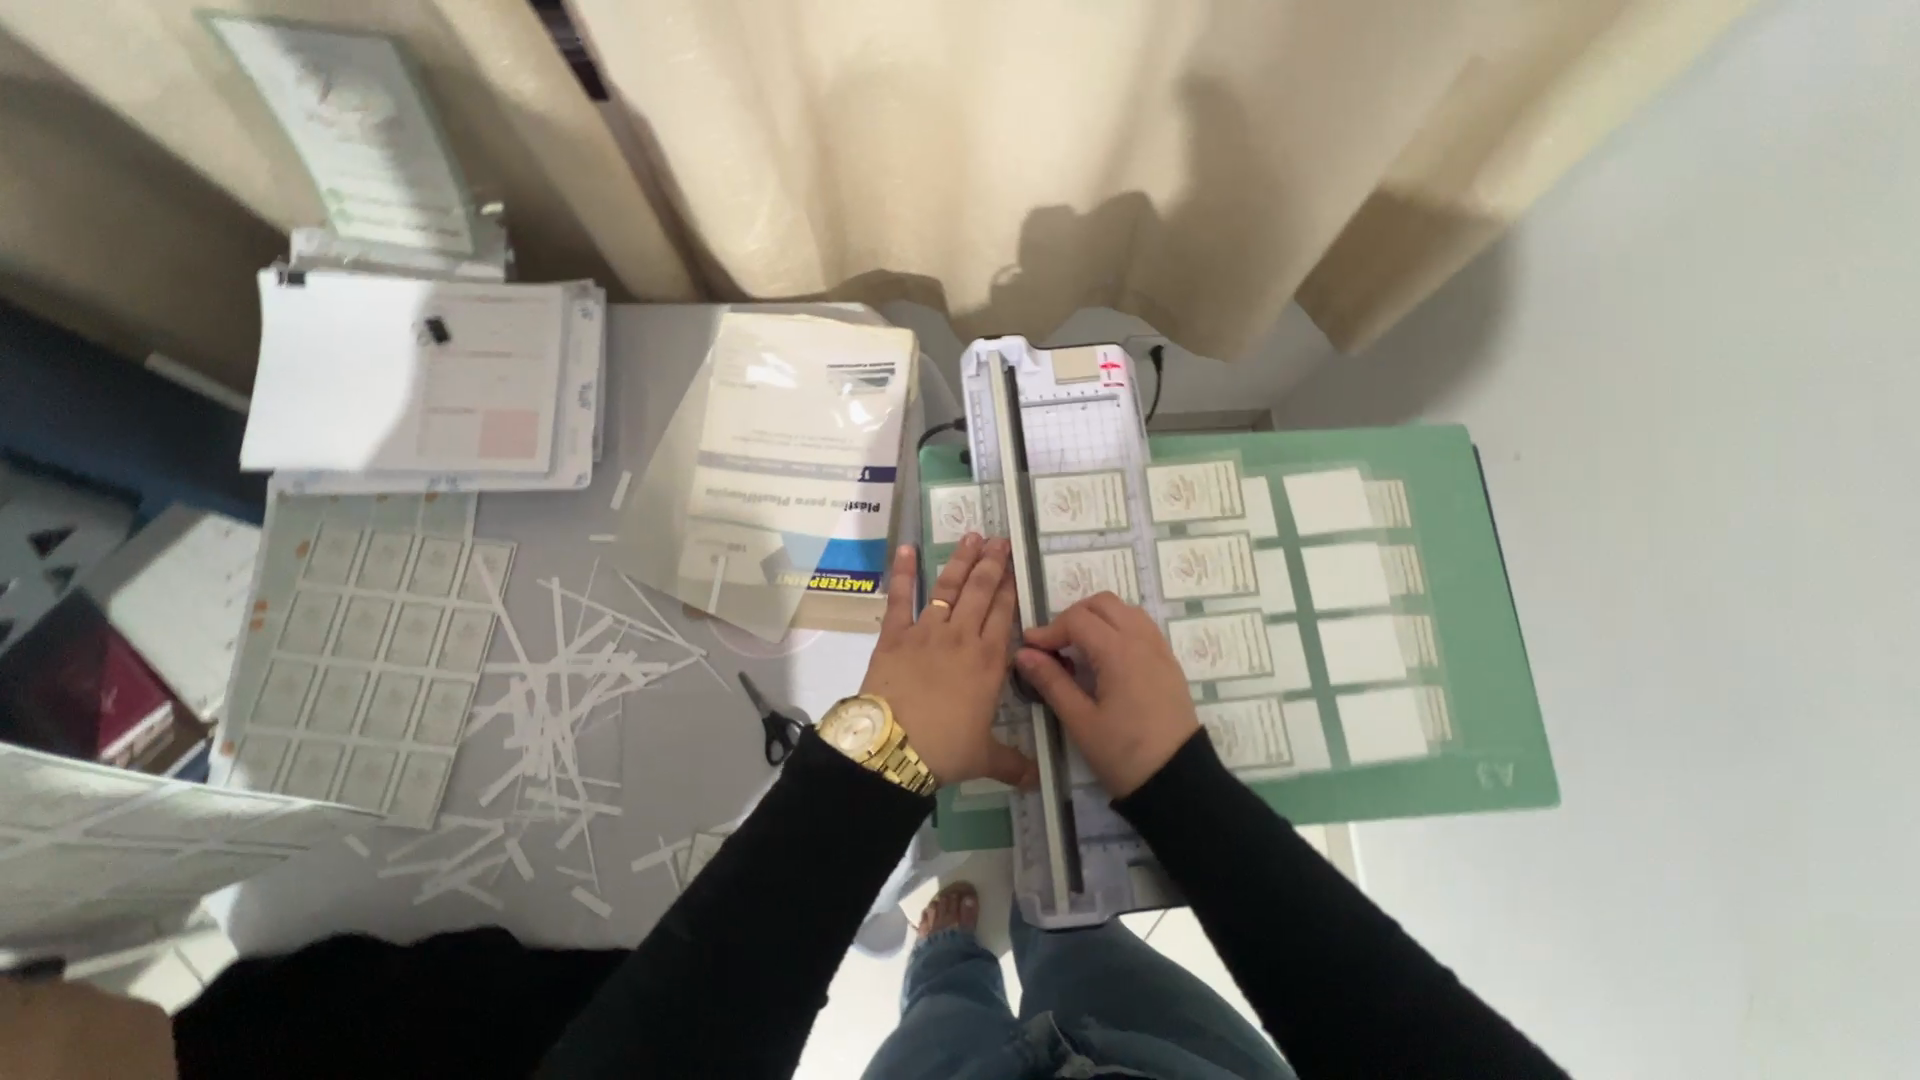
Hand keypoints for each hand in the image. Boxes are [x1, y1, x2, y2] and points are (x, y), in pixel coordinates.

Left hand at [859, 536, 1036, 787]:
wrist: (893, 747)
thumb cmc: (945, 750)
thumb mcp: (984, 758)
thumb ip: (1012, 763)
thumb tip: (1037, 780)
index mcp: (990, 662)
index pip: (1004, 613)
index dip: (1010, 587)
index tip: (1015, 565)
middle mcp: (962, 637)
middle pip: (981, 590)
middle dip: (992, 562)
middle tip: (1000, 539)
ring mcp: (927, 632)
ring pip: (948, 586)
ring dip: (960, 559)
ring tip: (971, 535)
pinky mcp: (894, 635)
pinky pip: (900, 597)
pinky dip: (903, 572)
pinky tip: (907, 549)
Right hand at [1014, 593, 1198, 797]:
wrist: (1178, 780)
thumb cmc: (1123, 753)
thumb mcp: (1080, 721)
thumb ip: (1051, 681)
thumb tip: (1023, 654)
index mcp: (1119, 652)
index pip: (1077, 620)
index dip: (1049, 630)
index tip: (1030, 649)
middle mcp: (1142, 640)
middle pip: (1103, 603)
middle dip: (1074, 616)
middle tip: (1055, 646)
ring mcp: (1160, 650)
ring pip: (1126, 611)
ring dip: (1098, 619)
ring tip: (1079, 649)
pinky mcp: (1169, 664)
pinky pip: (1142, 627)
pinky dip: (1119, 629)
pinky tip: (1106, 659)